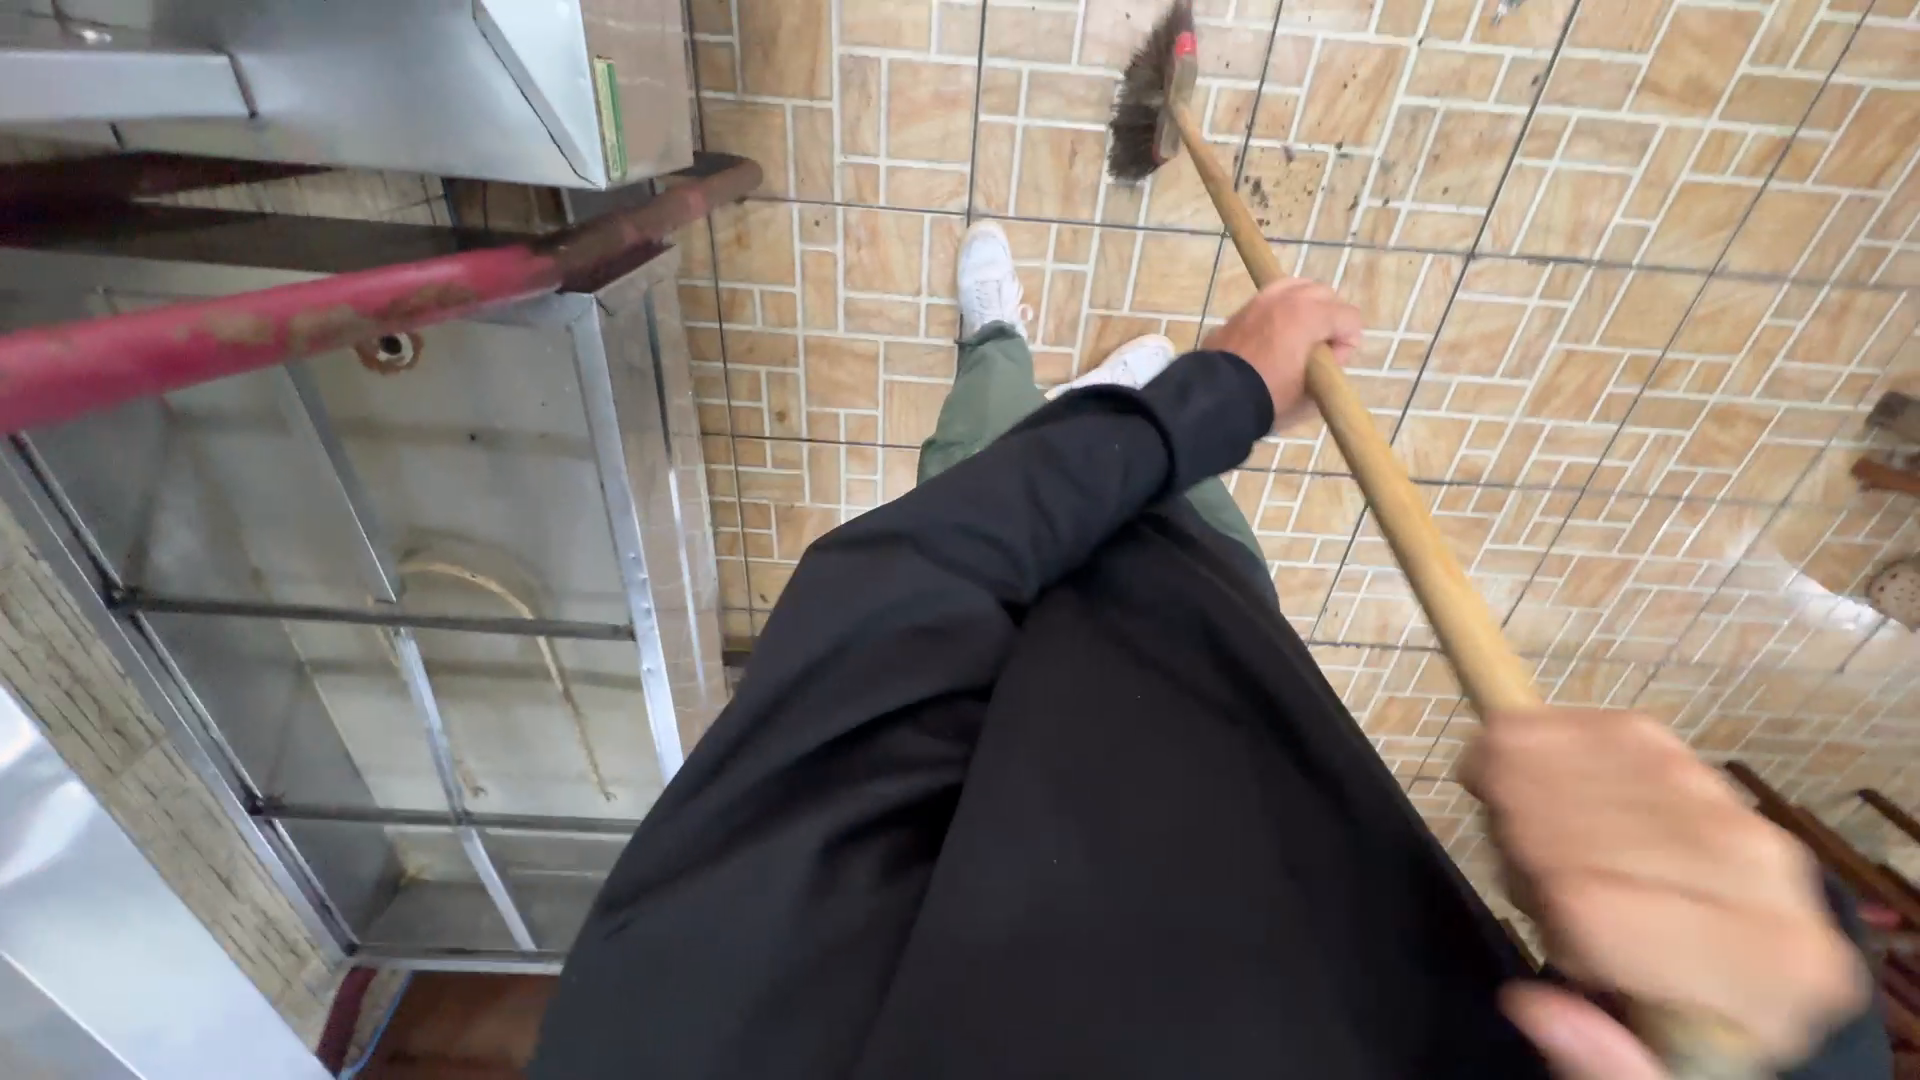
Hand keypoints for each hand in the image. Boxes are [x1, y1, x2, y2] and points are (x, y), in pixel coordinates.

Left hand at [1202, 278, 1361, 429]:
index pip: (1348, 317)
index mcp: (1309, 315)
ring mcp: (1257, 302)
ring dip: (1303, 307)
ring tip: (1299, 335)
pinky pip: (1266, 303)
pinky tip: (1272, 336)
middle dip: (1329, 318)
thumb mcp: (1310, 393)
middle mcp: (1284, 299)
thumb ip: (1330, 369)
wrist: (1214, 400)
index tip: (1334, 364)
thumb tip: (1328, 354)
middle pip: (1323, 294)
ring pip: (1293, 288)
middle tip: (1320, 347)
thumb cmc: (1268, 398)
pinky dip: (1276, 313)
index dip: (1348, 342)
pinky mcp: (1236, 313)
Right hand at [1461, 708, 1866, 1078]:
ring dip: (1518, 798)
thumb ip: (1609, 1064)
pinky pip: (1591, 728)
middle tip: (1533, 883)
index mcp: (1770, 968)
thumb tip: (1535, 1007)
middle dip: (1522, 852)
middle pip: (1572, 827)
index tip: (1551, 932)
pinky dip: (1529, 744)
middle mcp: (1765, 872)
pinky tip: (1525, 779)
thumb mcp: (1657, 1077)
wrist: (1726, 962)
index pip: (1592, 901)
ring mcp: (1724, 802)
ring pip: (1571, 767)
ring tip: (1535, 840)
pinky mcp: (1683, 758)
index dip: (1544, 911)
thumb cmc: (1681, 1022)